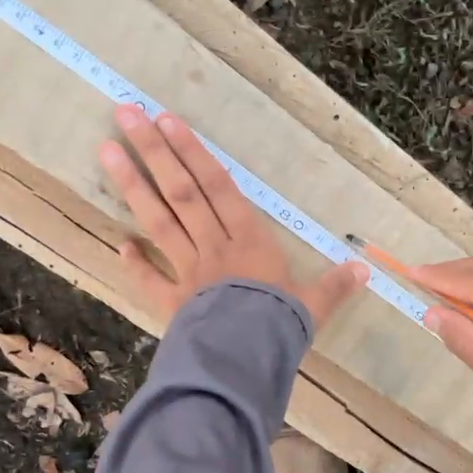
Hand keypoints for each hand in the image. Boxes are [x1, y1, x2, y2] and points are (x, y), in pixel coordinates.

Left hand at [98, 104, 367, 323]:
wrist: (246, 357)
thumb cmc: (281, 324)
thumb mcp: (315, 304)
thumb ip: (334, 286)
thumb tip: (365, 270)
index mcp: (250, 241)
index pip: (218, 187)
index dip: (193, 153)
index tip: (167, 120)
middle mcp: (215, 247)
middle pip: (182, 193)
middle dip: (154, 152)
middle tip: (126, 115)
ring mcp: (190, 272)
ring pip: (160, 222)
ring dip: (133, 186)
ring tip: (107, 152)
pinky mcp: (173, 302)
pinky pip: (150, 279)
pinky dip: (135, 263)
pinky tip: (119, 242)